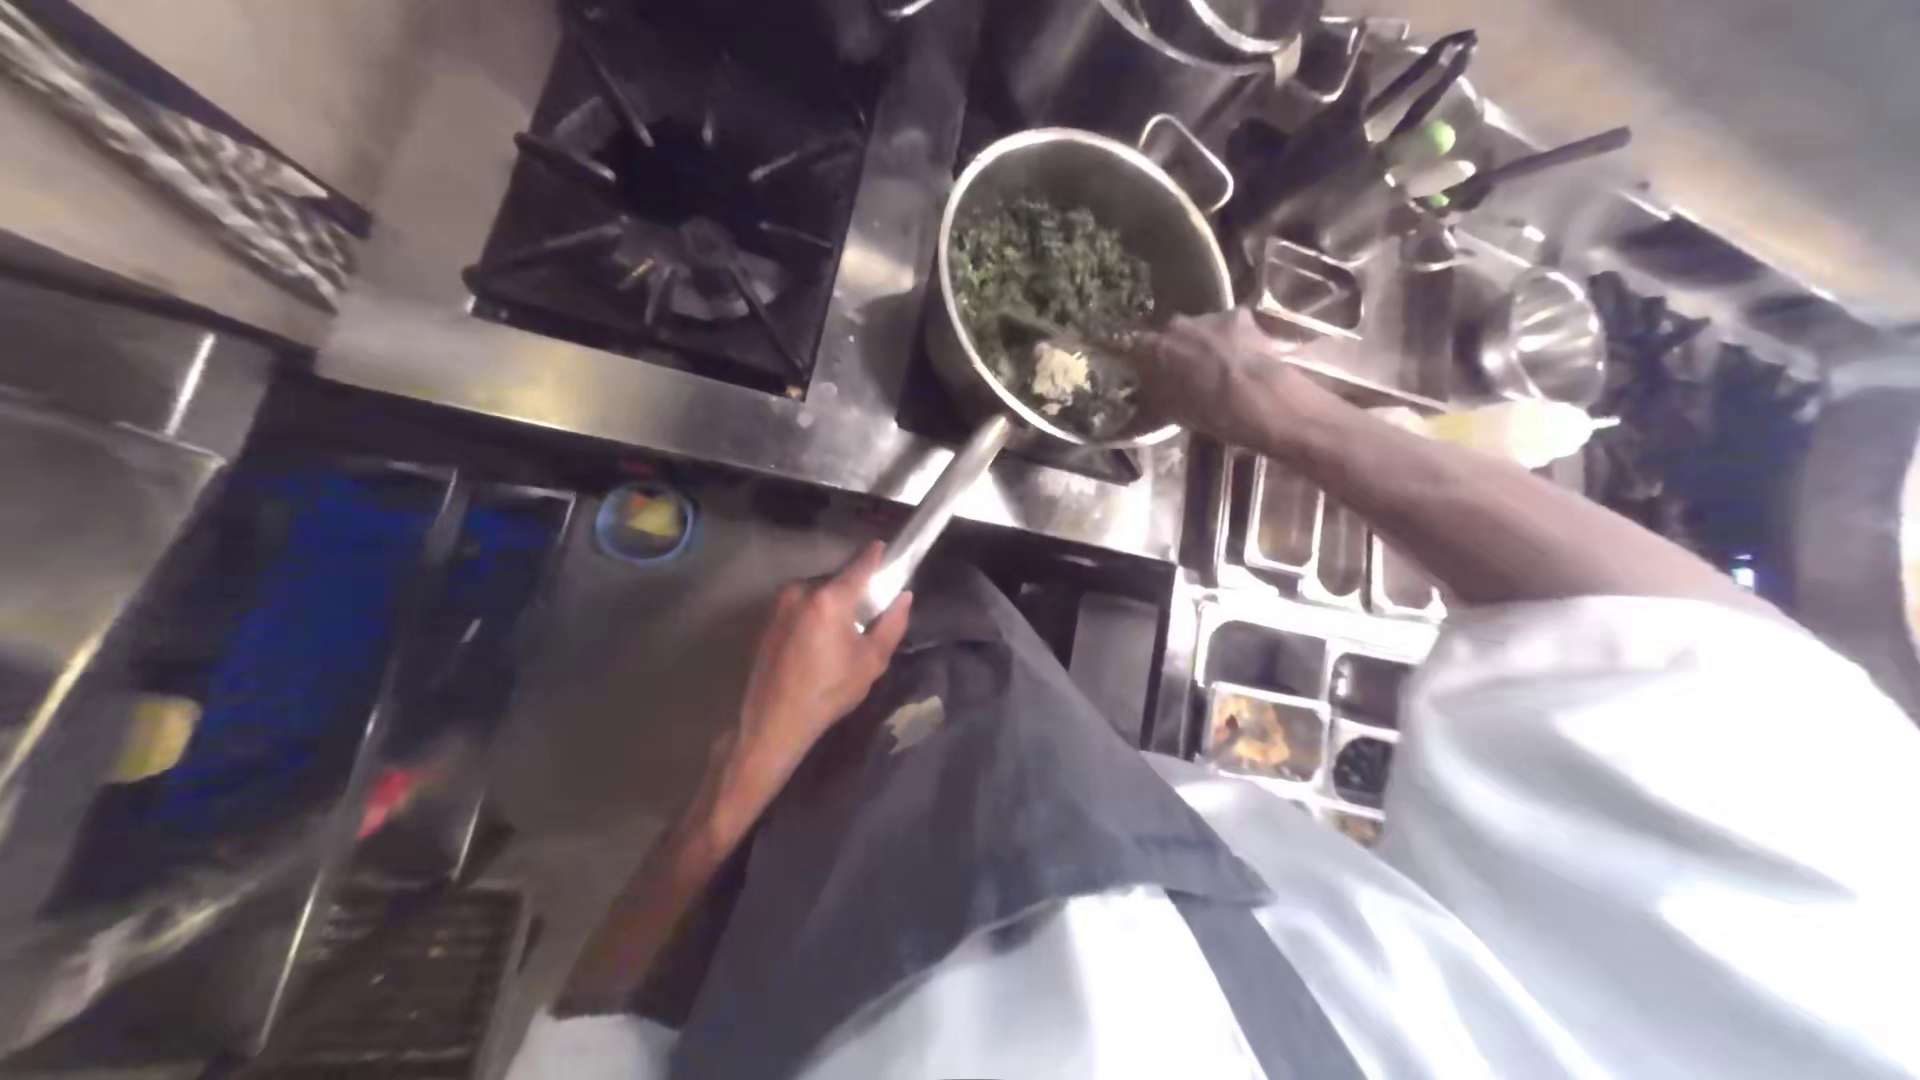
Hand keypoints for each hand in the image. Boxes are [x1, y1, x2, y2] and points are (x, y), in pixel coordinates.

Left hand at [726, 542, 912, 792]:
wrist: (771, 721)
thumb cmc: (828, 692)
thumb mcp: (871, 661)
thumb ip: (892, 623)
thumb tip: (904, 597)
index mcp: (829, 598)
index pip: (860, 564)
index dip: (876, 555)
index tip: (884, 548)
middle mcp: (801, 590)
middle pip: (837, 578)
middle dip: (853, 589)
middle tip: (867, 613)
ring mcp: (780, 603)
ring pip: (817, 591)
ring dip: (832, 602)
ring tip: (841, 634)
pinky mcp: (767, 617)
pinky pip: (801, 604)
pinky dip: (814, 613)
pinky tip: (818, 643)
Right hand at [1132, 308, 1344, 455]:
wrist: (1250, 398)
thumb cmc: (1200, 410)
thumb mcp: (1165, 414)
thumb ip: (1149, 404)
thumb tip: (1141, 412)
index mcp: (1149, 348)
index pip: (1138, 351)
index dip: (1148, 365)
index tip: (1157, 378)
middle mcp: (1174, 325)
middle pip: (1172, 334)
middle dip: (1180, 350)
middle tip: (1191, 374)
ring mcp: (1208, 317)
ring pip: (1204, 329)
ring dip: (1209, 343)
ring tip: (1224, 368)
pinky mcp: (1240, 315)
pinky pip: (1234, 327)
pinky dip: (1238, 339)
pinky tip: (1248, 359)